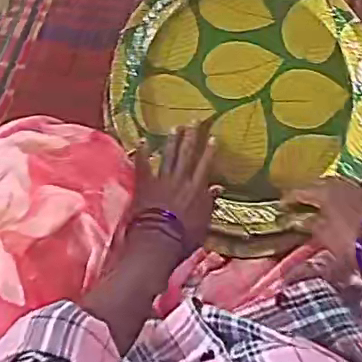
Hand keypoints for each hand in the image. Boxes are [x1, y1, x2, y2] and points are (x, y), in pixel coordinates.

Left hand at [129, 119, 219, 260]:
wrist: (158, 240)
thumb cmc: (183, 238)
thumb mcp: (203, 223)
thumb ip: (209, 203)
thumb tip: (218, 188)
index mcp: (196, 188)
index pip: (205, 165)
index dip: (209, 151)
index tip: (212, 137)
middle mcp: (181, 179)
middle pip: (187, 154)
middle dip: (191, 136)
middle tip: (194, 121)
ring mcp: (162, 179)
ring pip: (169, 155)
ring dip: (172, 140)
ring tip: (176, 127)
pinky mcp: (145, 183)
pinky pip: (143, 165)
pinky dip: (142, 153)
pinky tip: (142, 141)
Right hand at [283, 178, 361, 260]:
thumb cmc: (347, 240)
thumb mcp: (324, 234)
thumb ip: (311, 223)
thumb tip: (303, 218)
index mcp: (324, 190)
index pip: (302, 191)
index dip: (290, 198)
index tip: (281, 205)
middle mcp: (338, 183)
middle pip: (318, 184)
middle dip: (307, 192)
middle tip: (297, 201)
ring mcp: (353, 188)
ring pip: (332, 186)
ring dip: (322, 193)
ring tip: (314, 203)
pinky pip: (343, 191)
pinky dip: (335, 196)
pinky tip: (332, 205)